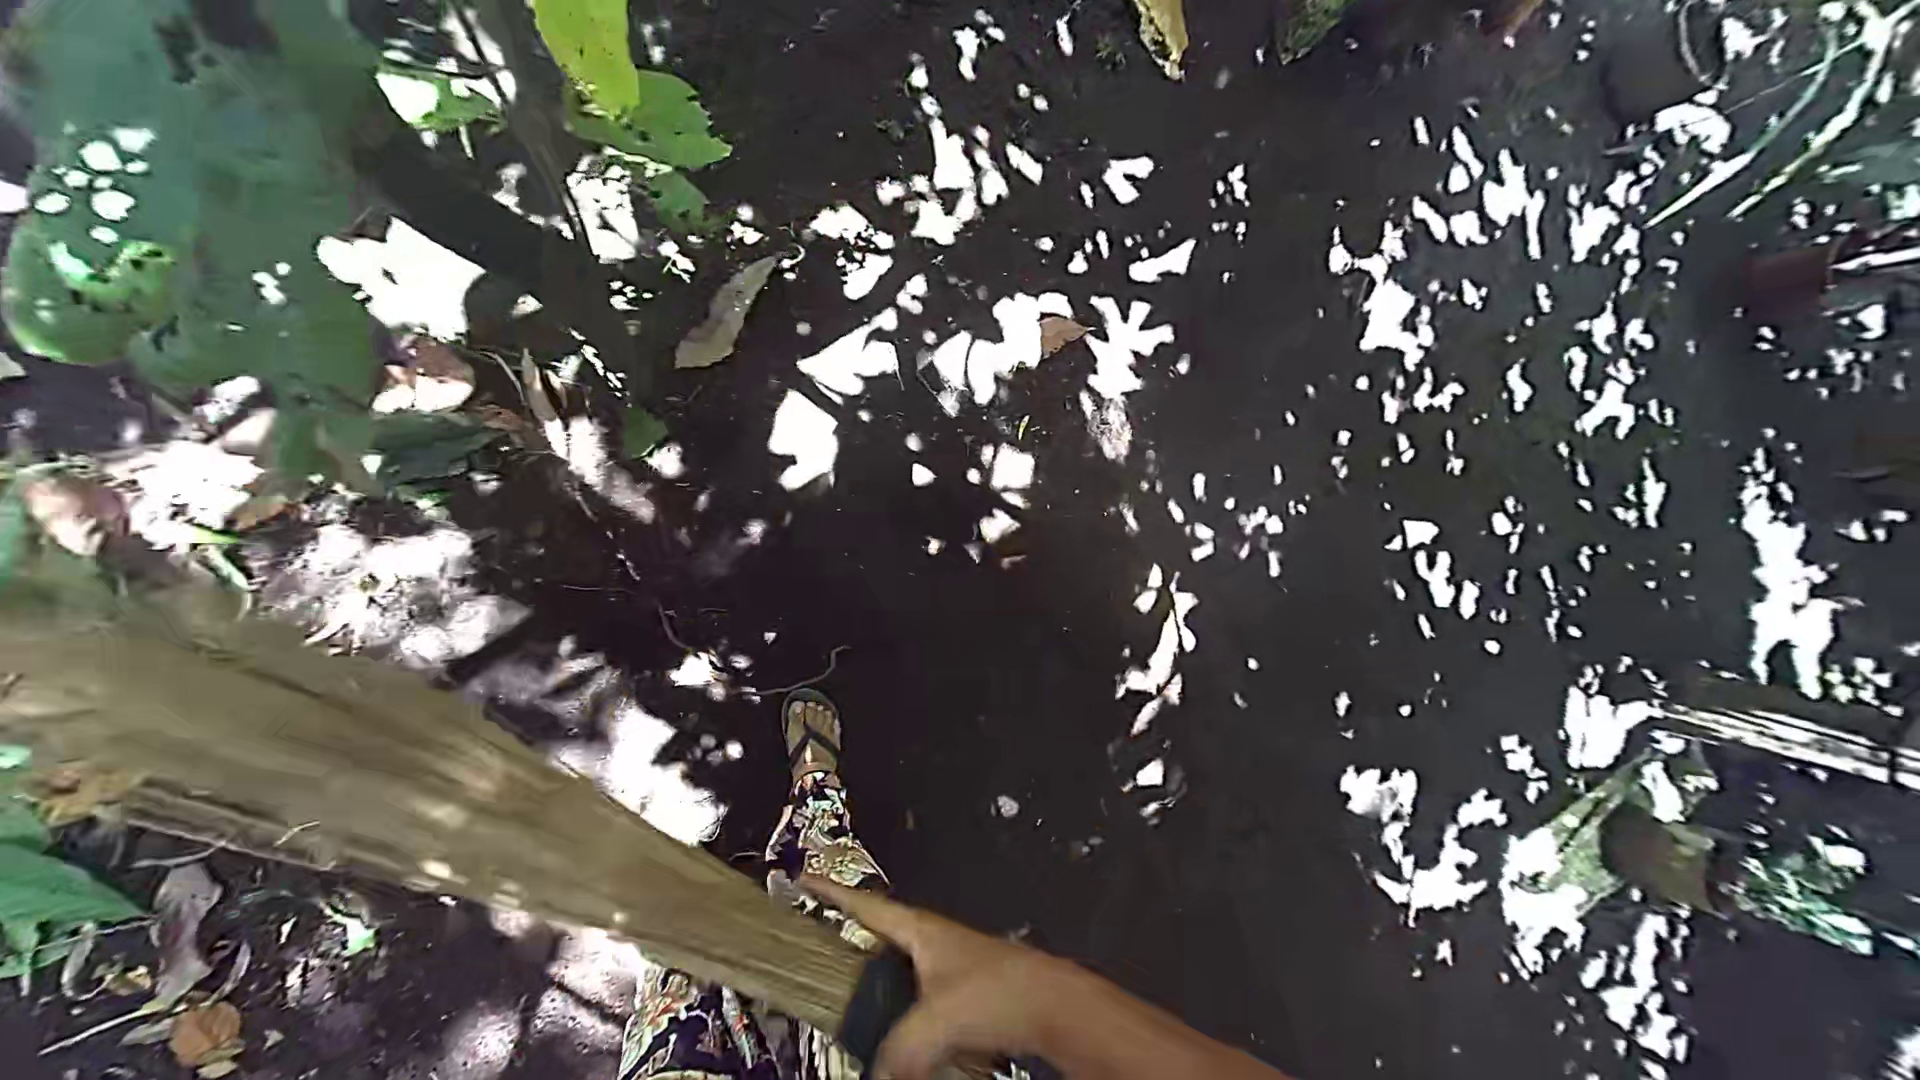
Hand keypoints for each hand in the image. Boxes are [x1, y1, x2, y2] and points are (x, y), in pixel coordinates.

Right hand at [801, 876, 1090, 1077]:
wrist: (1050, 1003)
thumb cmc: (995, 992)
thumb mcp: (940, 1018)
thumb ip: (900, 1047)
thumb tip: (876, 1073)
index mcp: (918, 929)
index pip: (865, 904)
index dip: (832, 891)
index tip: (802, 876)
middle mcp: (927, 940)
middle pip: (875, 936)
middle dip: (843, 941)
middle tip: (810, 953)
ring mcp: (942, 965)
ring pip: (892, 972)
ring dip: (868, 985)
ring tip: (839, 1003)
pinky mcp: (955, 993)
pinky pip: (909, 1000)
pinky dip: (892, 1013)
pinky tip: (884, 1038)